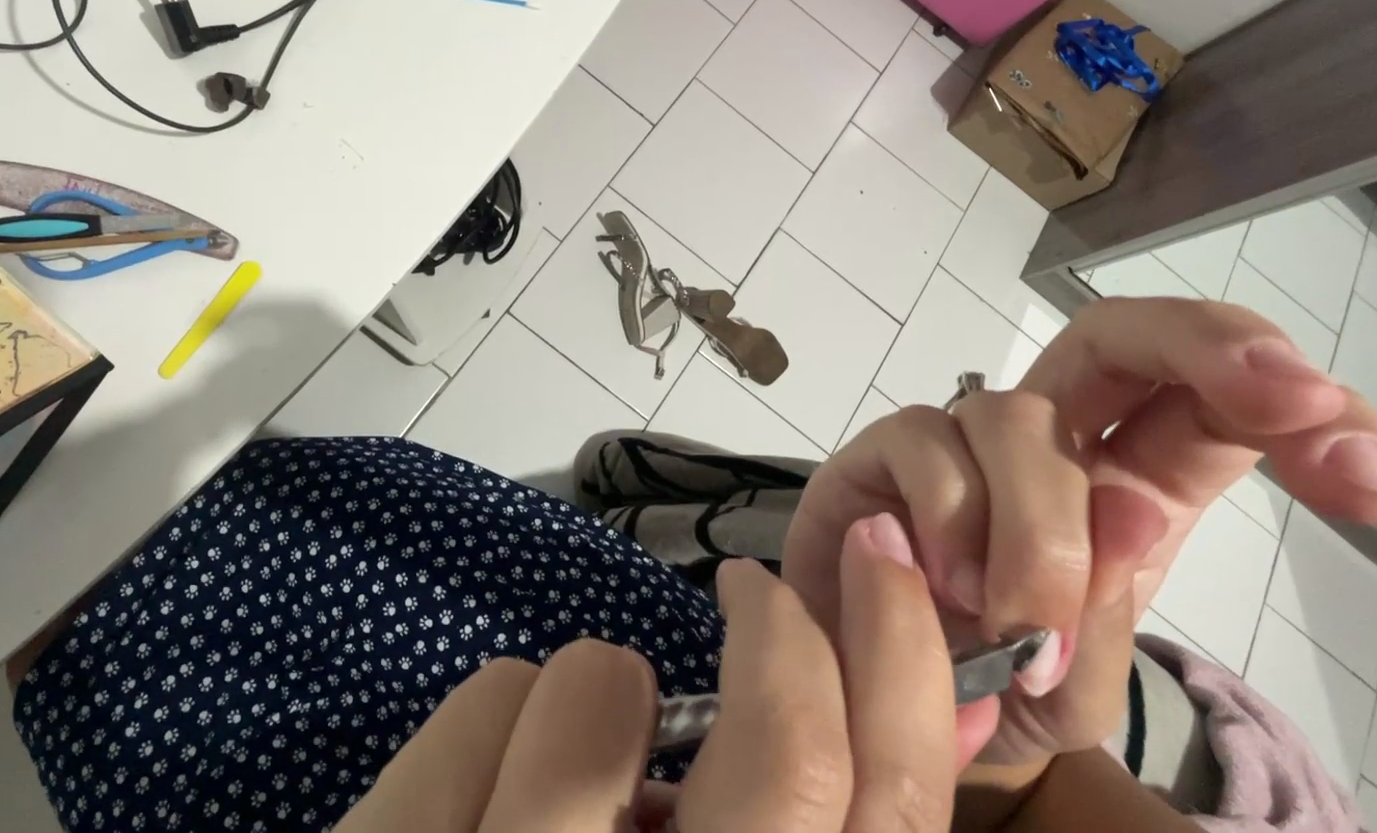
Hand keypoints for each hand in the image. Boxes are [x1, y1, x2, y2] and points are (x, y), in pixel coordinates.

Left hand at [340, 517, 962, 831]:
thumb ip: (786, 817)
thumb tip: (877, 707)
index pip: (882, 798)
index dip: (900, 659)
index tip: (875, 567)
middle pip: (788, 743)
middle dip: (787, 630)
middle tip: (754, 591)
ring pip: (598, 679)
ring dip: (596, 691)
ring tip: (560, 767)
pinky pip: (493, 690)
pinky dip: (502, 711)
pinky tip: (476, 790)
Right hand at [782, 296, 1376, 766]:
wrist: (880, 695)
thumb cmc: (992, 685)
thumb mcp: (1082, 683)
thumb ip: (1111, 612)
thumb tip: (1127, 511)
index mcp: (1130, 481)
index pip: (1219, 406)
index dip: (1307, 414)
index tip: (1370, 488)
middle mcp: (1048, 441)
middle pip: (1120, 334)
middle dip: (1211, 346)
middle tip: (1285, 402)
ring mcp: (958, 437)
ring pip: (1018, 416)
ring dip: (1039, 532)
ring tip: (1018, 632)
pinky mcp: (884, 450)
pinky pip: (927, 443)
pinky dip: (952, 519)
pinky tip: (944, 586)